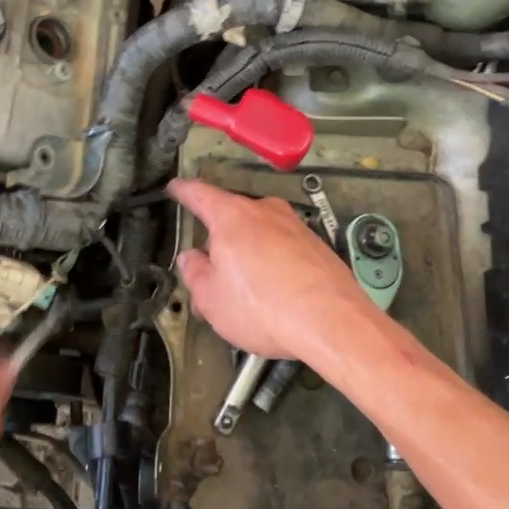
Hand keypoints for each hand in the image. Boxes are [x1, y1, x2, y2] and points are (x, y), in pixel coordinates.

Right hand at [170, 178, 378, 363]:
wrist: (332, 321)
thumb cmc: (265, 307)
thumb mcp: (212, 299)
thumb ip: (195, 274)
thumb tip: (192, 259)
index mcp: (231, 216)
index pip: (199, 193)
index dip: (183, 191)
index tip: (176, 187)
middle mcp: (264, 211)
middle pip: (231, 218)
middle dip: (218, 243)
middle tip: (210, 276)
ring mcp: (293, 225)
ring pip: (258, 235)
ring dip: (247, 257)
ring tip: (244, 296)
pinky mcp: (315, 245)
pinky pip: (283, 249)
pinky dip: (273, 266)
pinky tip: (273, 297)